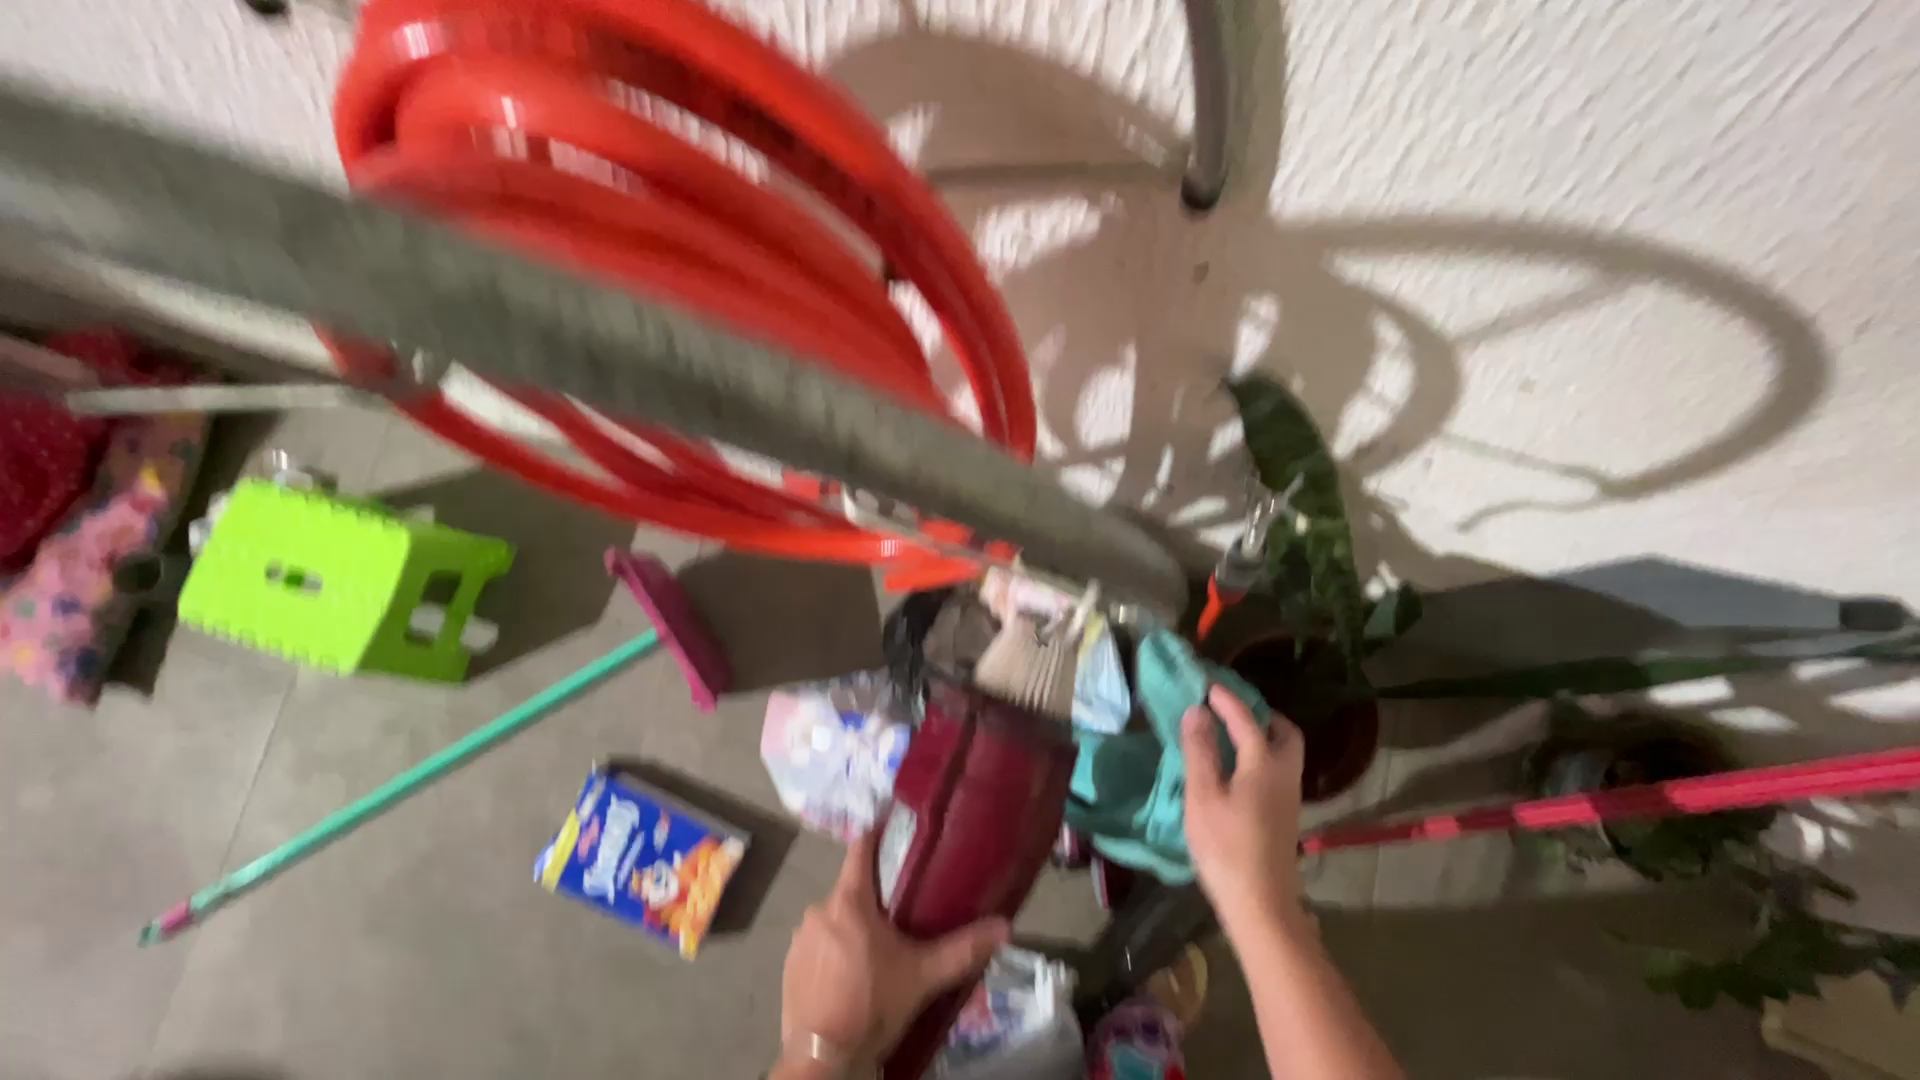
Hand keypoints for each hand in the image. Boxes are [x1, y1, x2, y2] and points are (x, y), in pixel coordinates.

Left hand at [779, 830, 1010, 1071]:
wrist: (823, 1059)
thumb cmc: (873, 1004)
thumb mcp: (924, 976)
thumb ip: (963, 949)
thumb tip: (1005, 927)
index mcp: (849, 901)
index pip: (860, 849)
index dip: (877, 837)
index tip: (894, 833)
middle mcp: (818, 910)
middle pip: (850, 890)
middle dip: (873, 901)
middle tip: (900, 919)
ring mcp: (799, 940)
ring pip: (833, 921)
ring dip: (851, 930)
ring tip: (877, 956)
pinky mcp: (788, 967)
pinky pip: (816, 947)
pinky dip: (832, 955)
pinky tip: (849, 979)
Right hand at [1182, 684, 1309, 936]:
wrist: (1260, 904)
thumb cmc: (1226, 847)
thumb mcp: (1203, 795)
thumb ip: (1200, 750)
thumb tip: (1198, 711)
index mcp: (1264, 763)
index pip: (1246, 718)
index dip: (1226, 698)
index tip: (1206, 683)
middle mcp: (1284, 773)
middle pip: (1283, 732)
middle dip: (1258, 713)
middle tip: (1228, 709)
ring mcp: (1288, 796)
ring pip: (1283, 752)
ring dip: (1260, 735)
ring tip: (1227, 734)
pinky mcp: (1284, 814)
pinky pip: (1276, 768)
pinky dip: (1259, 755)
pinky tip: (1234, 767)